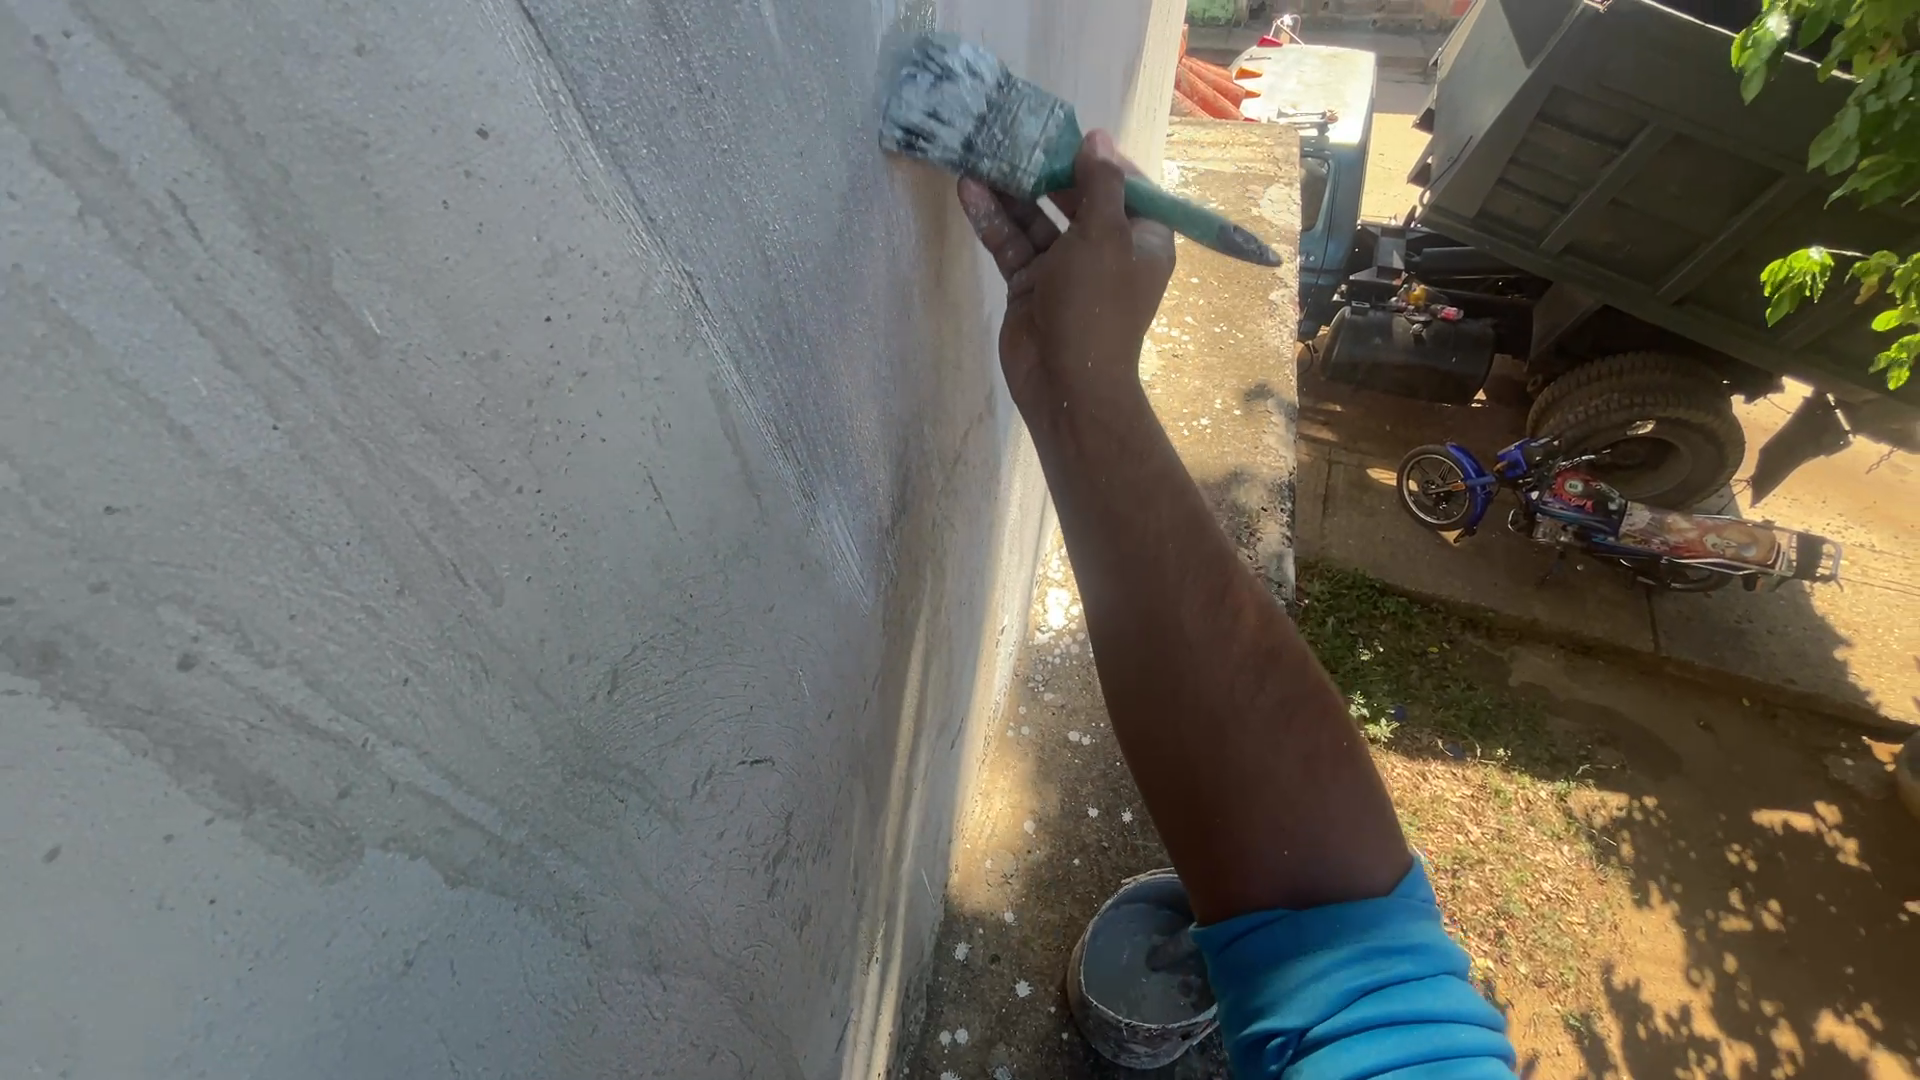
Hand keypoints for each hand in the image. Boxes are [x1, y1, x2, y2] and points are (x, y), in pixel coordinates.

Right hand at [956, 130, 1175, 442]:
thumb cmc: (1095, 304)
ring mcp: (1064, 270)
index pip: (1127, 187)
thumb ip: (1099, 183)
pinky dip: (994, 221)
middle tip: (1016, 135)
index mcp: (1141, 240)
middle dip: (1046, 169)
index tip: (1071, 134)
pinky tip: (970, 191)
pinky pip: (1013, 245)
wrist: (1064, 381)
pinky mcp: (1030, 286)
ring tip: (982, 153)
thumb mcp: (1105, 234)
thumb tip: (1096, 139)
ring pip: (1037, 220)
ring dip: (1012, 191)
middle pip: (1075, 199)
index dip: (1101, 159)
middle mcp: (1105, 251)